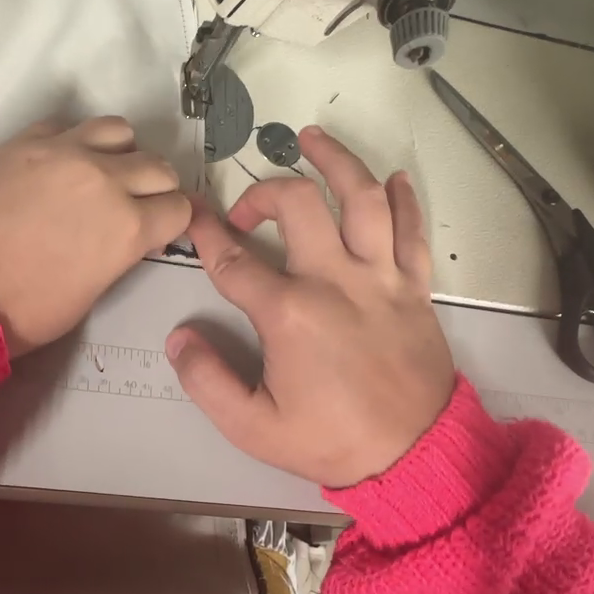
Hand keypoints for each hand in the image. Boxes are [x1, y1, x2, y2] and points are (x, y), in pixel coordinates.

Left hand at [0, 117, 191, 356]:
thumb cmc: (18, 312)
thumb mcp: (85, 299)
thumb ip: (116, 258)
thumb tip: (124, 239)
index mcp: (128, 229)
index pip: (178, 209)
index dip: (171, 224)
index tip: (156, 233)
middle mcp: (106, 180)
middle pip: (158, 167)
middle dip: (155, 189)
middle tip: (135, 207)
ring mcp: (65, 152)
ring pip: (120, 132)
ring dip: (122, 154)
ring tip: (103, 176)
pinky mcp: (26, 140)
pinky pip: (70, 126)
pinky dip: (77, 143)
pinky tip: (62, 165)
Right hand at [167, 125, 454, 487]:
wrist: (414, 455)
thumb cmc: (329, 441)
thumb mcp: (251, 426)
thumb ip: (206, 381)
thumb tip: (179, 339)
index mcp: (289, 313)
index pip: (234, 261)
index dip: (205, 234)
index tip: (189, 216)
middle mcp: (335, 280)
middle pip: (298, 205)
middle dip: (263, 193)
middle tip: (246, 210)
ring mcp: (380, 279)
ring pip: (362, 197)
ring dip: (337, 161)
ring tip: (314, 138)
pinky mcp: (414, 288)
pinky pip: (411, 229)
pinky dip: (403, 198)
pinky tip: (391, 178)